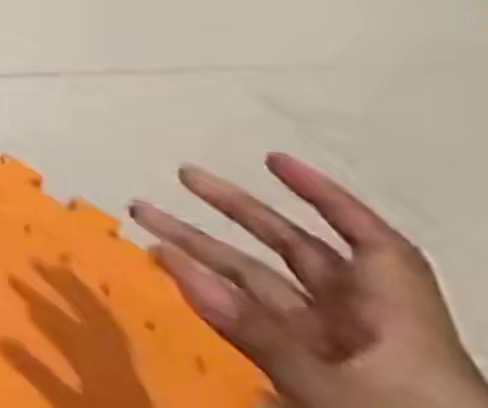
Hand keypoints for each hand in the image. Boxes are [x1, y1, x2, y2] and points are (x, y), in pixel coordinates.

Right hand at [132, 155, 487, 407]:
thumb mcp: (334, 393)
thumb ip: (255, 332)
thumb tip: (171, 263)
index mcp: (398, 323)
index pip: (372, 245)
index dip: (328, 199)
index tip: (272, 160)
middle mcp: (367, 329)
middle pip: (302, 255)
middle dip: (240, 212)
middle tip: (183, 175)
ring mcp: (340, 356)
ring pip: (264, 287)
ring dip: (205, 252)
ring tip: (147, 222)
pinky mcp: (316, 381)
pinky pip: (258, 324)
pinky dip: (214, 297)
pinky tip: (175, 277)